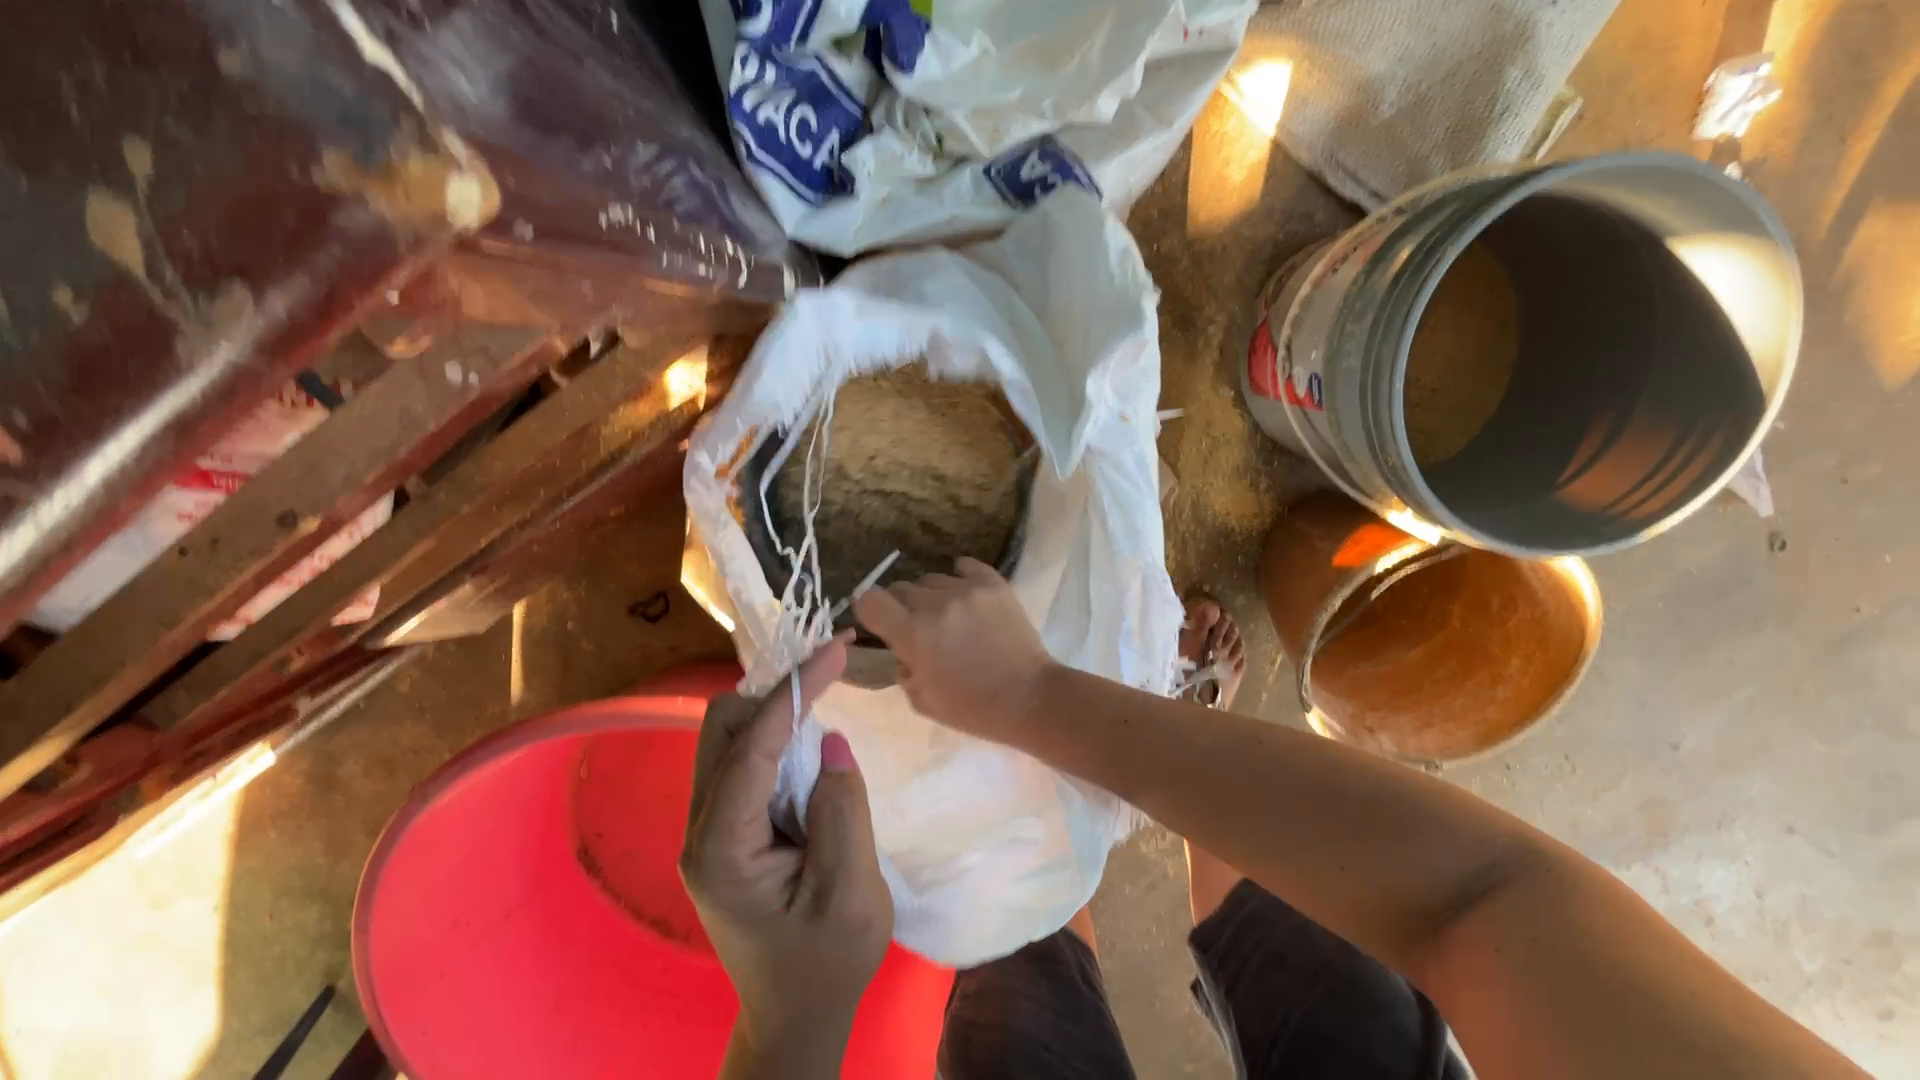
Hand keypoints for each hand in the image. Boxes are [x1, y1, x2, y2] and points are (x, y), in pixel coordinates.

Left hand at [680, 636, 892, 1073]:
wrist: (795, 1016)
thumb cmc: (827, 964)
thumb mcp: (851, 895)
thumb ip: (841, 812)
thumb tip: (828, 741)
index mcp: (723, 848)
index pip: (753, 745)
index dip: (794, 691)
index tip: (836, 649)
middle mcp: (701, 829)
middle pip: (720, 728)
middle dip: (774, 692)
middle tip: (831, 674)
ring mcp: (708, 829)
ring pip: (726, 739)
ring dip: (772, 713)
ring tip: (824, 702)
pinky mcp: (724, 831)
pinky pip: (741, 763)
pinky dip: (772, 740)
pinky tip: (808, 744)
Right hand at [851, 557, 1056, 743]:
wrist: (1030, 699)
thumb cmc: (974, 709)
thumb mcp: (922, 701)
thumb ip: (903, 669)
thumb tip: (902, 650)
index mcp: (913, 634)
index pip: (870, 600)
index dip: (869, 611)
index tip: (878, 623)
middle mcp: (935, 604)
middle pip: (900, 588)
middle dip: (901, 608)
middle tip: (918, 629)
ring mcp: (967, 589)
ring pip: (931, 580)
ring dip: (931, 597)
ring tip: (949, 618)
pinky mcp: (994, 584)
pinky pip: (964, 566)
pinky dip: (959, 577)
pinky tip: (964, 595)